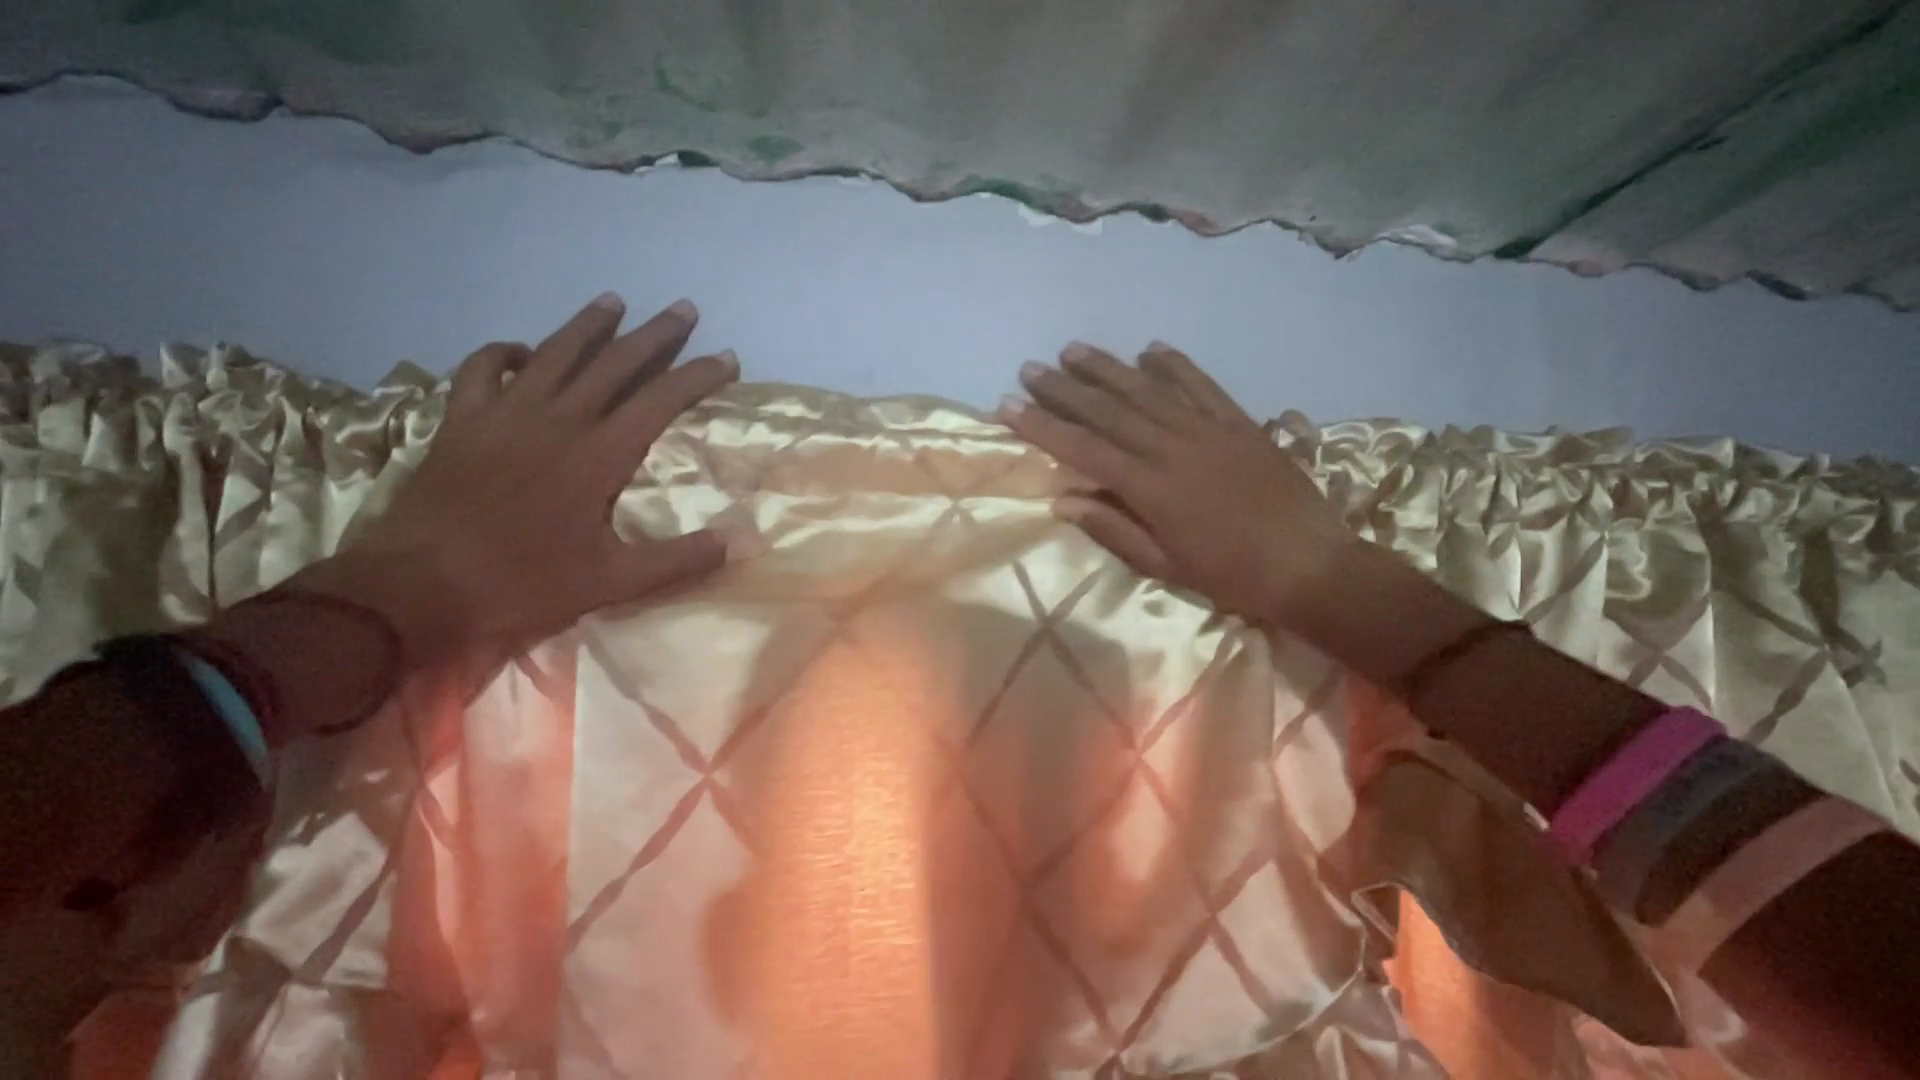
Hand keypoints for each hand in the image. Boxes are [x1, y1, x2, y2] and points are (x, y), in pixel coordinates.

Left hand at [289, 292, 740, 670]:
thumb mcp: (612, 582)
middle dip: (654, 335)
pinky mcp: (461, 422)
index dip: (696, 376)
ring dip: (588, 325)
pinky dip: (503, 352)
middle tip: (683, 308)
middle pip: (614, 364)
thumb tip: (744, 540)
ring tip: (613, 301)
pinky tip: (521, 351)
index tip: (726, 357)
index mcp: (597, 456)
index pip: (659, 401)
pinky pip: (481, 369)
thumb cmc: (522, 585)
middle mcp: (556, 421)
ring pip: (554, 354)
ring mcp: (504, 415)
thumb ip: (680, 559)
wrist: (417, 588)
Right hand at [998, 341, 1354, 626]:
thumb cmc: (1232, 577)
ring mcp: (1209, 430)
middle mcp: (1174, 448)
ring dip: (1108, 369)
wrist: (1310, 565)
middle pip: (1109, 411)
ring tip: (1073, 350)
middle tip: (1030, 369)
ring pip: (1148, 390)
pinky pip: (1201, 385)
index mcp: (1151, 489)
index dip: (1043, 426)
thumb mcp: (1166, 567)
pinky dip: (1174, 365)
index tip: (1008, 406)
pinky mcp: (1239, 423)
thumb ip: (1114, 530)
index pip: (1084, 449)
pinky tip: (1150, 349)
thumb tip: (1063, 501)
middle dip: (1065, 389)